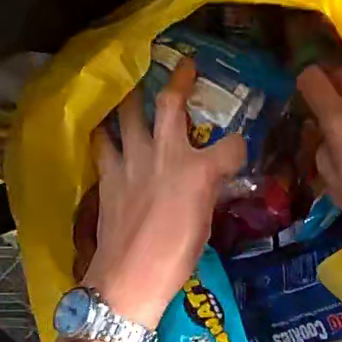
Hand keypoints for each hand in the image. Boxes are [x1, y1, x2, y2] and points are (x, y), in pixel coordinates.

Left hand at [84, 59, 245, 324]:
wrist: (130, 275)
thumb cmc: (176, 257)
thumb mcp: (205, 225)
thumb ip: (208, 193)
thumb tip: (210, 182)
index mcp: (199, 171)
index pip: (231, 146)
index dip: (238, 147)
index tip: (238, 151)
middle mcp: (165, 154)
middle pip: (170, 105)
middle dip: (179, 81)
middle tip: (184, 66)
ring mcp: (132, 161)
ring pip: (129, 114)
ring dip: (134, 98)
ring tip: (136, 89)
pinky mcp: (108, 175)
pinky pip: (103, 142)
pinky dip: (106, 133)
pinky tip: (107, 131)